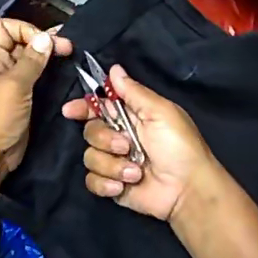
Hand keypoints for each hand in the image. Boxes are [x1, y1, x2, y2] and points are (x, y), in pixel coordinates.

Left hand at [0, 19, 72, 172]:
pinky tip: (63, 77)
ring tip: (70, 58)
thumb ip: (31, 60)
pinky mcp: (19, 101)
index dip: (25, 29)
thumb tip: (46, 37)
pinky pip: (34, 81)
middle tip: (69, 49)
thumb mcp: (14, 86)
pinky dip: (48, 76)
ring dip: (48, 59)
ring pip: (30, 62)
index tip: (46, 43)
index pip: (5, 27)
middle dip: (43, 42)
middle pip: (20, 43)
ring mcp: (8, 85)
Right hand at [61, 64, 217, 221]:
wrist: (187, 189)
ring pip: (90, 158)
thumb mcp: (161, 112)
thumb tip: (114, 69)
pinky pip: (92, 181)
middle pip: (90, 132)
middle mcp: (119, 138)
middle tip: (126, 146)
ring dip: (112, 165)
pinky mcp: (111, 185)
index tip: (70, 110)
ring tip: (135, 172)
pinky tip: (123, 186)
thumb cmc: (179, 147)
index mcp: (131, 117)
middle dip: (105, 140)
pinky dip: (106, 183)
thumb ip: (134, 92)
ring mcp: (114, 162)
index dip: (82, 106)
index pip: (99, 106)